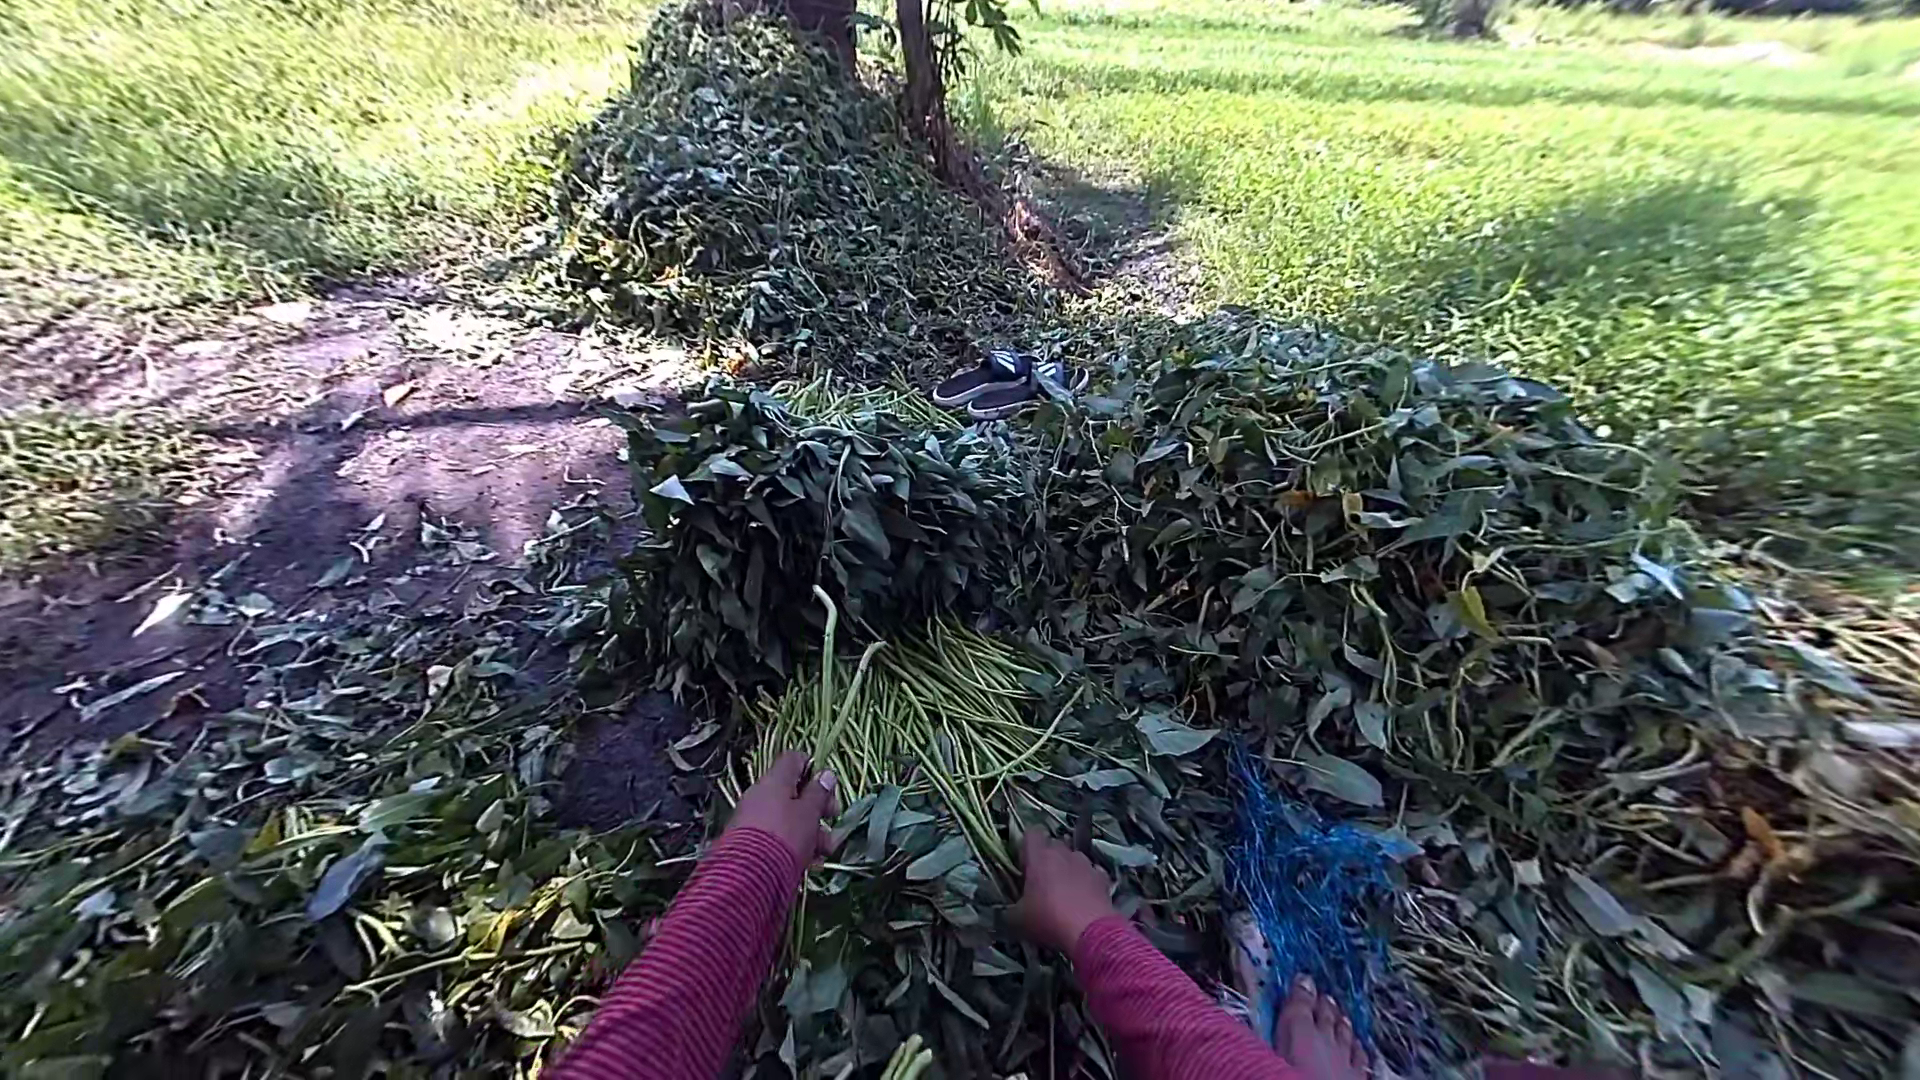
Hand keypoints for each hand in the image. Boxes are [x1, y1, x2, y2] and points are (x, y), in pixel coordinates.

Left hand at [727, 750, 838, 862]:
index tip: (828, 786)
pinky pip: (777, 838)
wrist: (746, 879)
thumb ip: (819, 792)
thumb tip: (826, 774)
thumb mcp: (809, 812)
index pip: (795, 760)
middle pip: (794, 792)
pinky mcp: (749, 845)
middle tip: (833, 820)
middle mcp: (760, 795)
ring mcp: (752, 820)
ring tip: (825, 851)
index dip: (814, 769)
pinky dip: (794, 846)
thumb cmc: (785, 836)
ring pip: (788, 818)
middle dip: (818, 807)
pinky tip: (810, 864)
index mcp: (775, 780)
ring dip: (810, 831)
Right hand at [1012, 828, 1118, 952]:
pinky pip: (1091, 872)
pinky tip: (1085, 898)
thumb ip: (1007, 912)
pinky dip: (1088, 880)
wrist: (1091, 933)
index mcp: (1039, 855)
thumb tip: (1000, 914)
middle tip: (1042, 881)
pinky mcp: (1102, 877)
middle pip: (1053, 844)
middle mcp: (1062, 852)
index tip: (1024, 864)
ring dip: (1068, 868)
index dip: (1027, 845)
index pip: (1031, 833)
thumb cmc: (1049, 919)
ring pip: (1073, 857)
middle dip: (1048, 857)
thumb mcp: (1018, 920)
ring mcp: (1084, 863)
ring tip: (1066, 891)